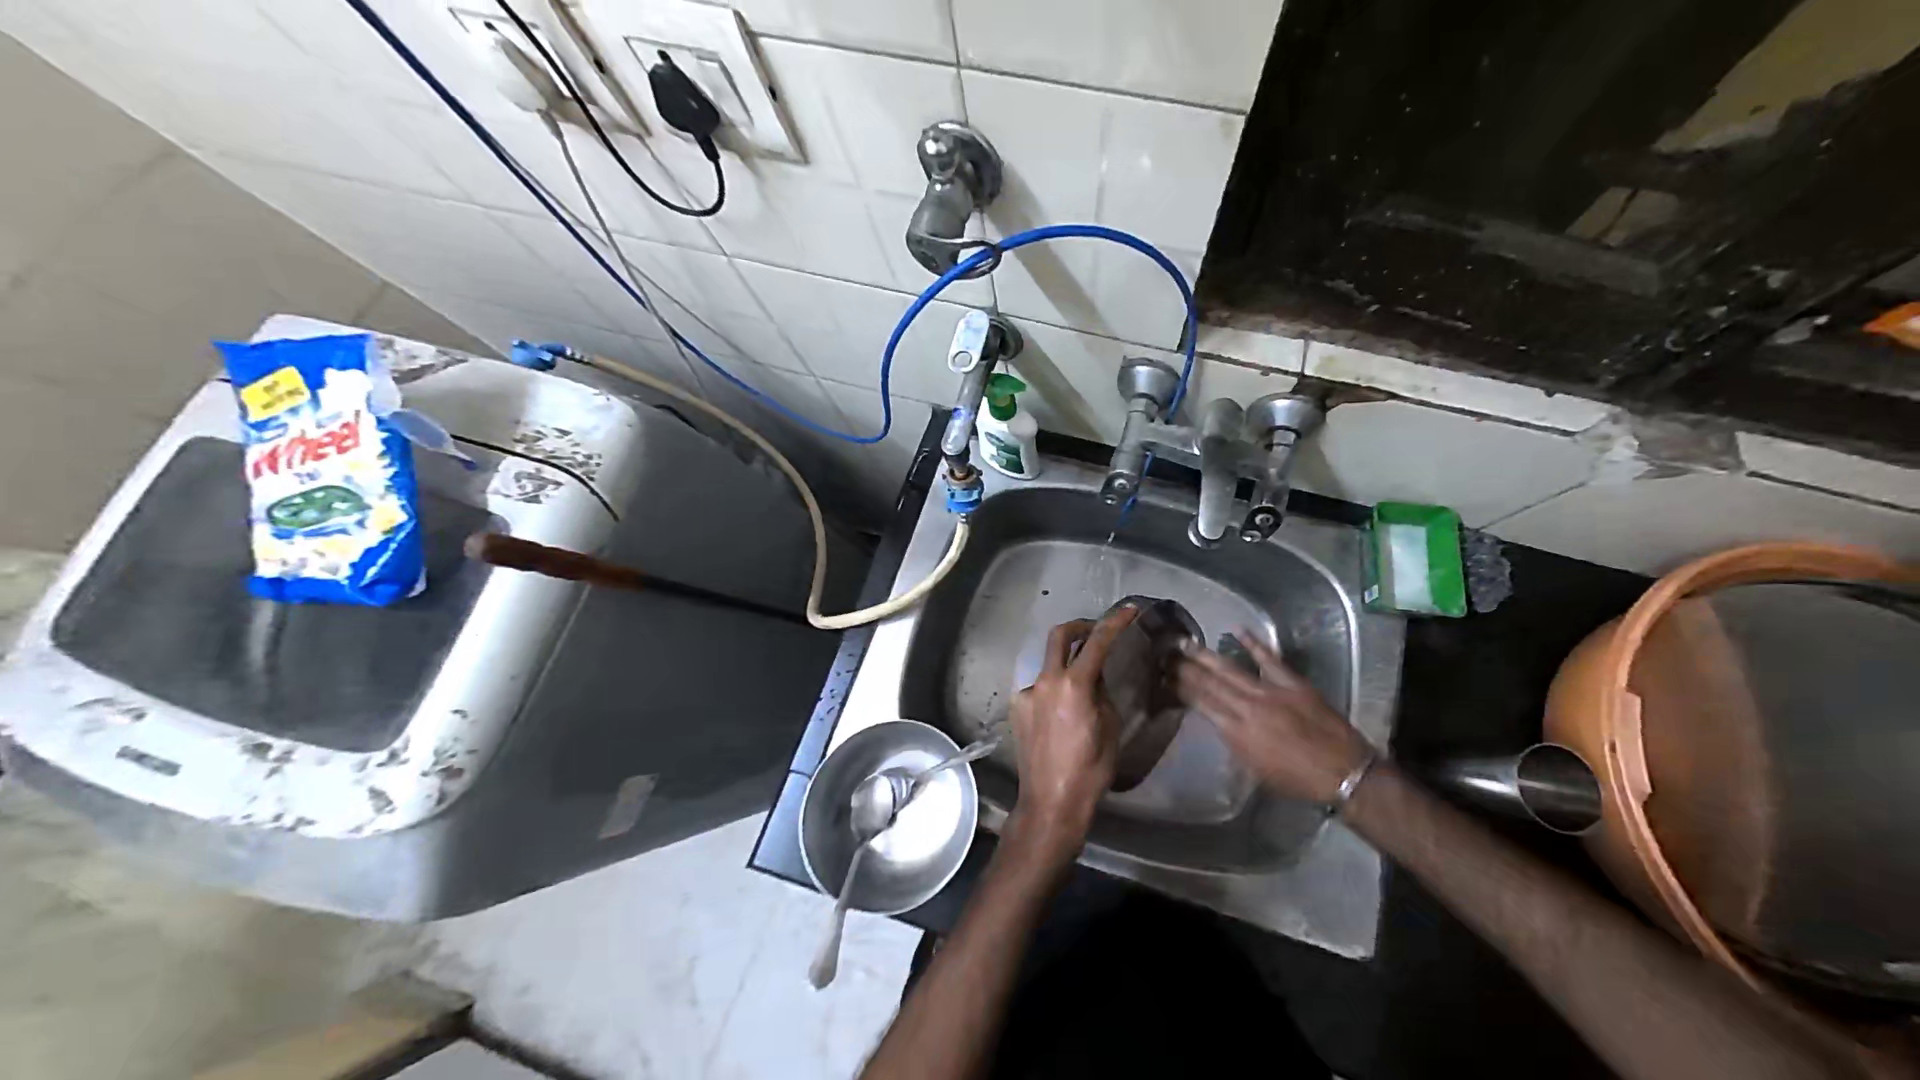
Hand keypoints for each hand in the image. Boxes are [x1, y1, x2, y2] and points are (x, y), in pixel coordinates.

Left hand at [1004, 606, 1141, 851]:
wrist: (1051, 800)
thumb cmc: (1090, 769)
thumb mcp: (1110, 728)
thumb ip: (1102, 693)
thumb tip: (1096, 676)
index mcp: (1074, 685)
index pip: (1096, 643)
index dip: (1113, 623)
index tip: (1127, 610)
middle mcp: (1045, 682)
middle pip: (1059, 636)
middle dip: (1079, 627)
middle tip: (1095, 632)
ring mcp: (1027, 694)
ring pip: (1049, 666)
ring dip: (1066, 666)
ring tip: (1083, 691)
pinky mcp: (1017, 708)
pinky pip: (1039, 689)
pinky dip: (1054, 692)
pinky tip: (1063, 715)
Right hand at [1176, 634, 1370, 803]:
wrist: (1345, 774)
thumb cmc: (1297, 780)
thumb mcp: (1255, 769)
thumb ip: (1234, 742)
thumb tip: (1219, 721)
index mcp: (1237, 732)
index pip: (1201, 703)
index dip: (1181, 688)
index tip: (1166, 677)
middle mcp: (1248, 707)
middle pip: (1210, 682)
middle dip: (1186, 667)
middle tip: (1168, 654)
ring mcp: (1271, 692)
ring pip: (1231, 669)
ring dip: (1207, 655)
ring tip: (1187, 643)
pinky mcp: (1293, 683)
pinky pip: (1269, 659)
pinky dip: (1254, 643)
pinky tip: (1238, 630)